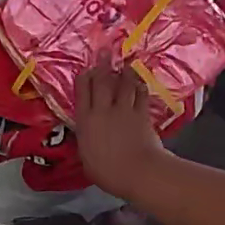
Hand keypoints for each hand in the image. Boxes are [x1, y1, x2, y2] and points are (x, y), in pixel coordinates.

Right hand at [74, 54, 168, 197]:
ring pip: (123, 84)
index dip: (84, 79)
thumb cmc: (108, 173)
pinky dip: (140, 87)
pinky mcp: (142, 114)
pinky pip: (140, 95)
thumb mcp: (88, 159)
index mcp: (86, 122)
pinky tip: (140, 82)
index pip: (82, 93)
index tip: (86, 69)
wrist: (138, 171)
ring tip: (125, 62)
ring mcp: (124, 110)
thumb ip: (87, 143)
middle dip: (103, 64)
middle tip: (105, 51)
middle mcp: (103, 111)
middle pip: (102, 82)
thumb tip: (87, 138)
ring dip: (124, 72)